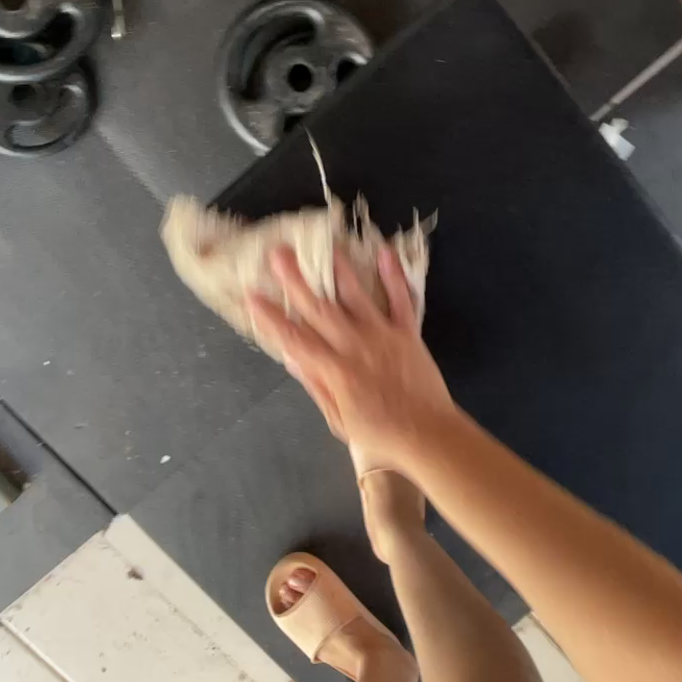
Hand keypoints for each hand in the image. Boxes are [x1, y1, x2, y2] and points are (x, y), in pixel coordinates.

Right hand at [249, 244, 459, 468]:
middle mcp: (355, 346)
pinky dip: (393, 276)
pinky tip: (384, 252)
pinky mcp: (407, 332)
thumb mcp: (339, 421)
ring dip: (341, 269)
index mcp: (335, 371)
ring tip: (328, 245)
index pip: (295, 339)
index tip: (252, 295)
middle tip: (278, 254)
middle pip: (320, 309)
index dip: (271, 317)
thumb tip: (292, 359)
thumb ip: (317, 387)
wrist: (429, 434)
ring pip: (357, 296)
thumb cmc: (381, 436)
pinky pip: (401, 300)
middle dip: (296, 280)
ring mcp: (383, 335)